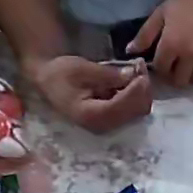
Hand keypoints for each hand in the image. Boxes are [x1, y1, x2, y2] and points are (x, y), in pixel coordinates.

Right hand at [23, 52, 151, 132]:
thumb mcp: (82, 69)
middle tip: (140, 66)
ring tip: (137, 70)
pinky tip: (133, 79)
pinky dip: (138, 94)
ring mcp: (110, 125)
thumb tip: (132, 75)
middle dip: (142, 88)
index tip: (140, 68)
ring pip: (138, 111)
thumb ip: (109, 74)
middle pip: (135, 111)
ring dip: (142, 90)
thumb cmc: (61, 74)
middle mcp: (102, 126)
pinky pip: (134, 109)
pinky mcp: (114, 120)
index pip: (122, 106)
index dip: (135, 88)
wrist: (50, 82)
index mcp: (90, 115)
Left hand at [128, 0, 192, 86]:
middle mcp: (192, 55)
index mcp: (173, 43)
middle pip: (180, 81)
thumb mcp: (162, 11)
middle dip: (175, 75)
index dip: (160, 67)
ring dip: (192, 72)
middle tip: (177, 65)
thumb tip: (130, 52)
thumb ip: (146, 34)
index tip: (163, 62)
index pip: (161, 69)